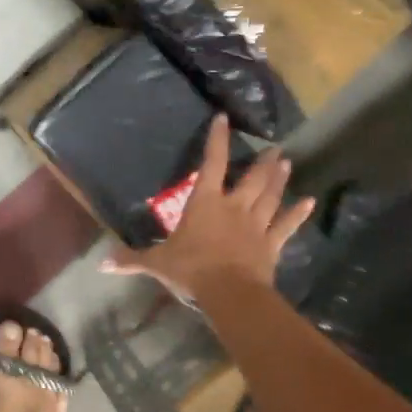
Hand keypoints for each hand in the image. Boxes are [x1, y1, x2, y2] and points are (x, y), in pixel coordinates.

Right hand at [104, 115, 313, 303]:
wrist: (230, 292)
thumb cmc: (192, 269)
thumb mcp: (157, 263)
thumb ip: (132, 259)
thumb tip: (102, 264)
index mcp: (205, 203)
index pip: (211, 164)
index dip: (217, 141)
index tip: (224, 119)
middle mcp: (234, 207)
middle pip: (252, 179)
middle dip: (261, 162)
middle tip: (273, 147)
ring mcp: (256, 225)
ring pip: (270, 196)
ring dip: (278, 179)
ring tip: (286, 162)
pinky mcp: (271, 244)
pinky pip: (286, 226)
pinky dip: (298, 214)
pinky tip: (309, 202)